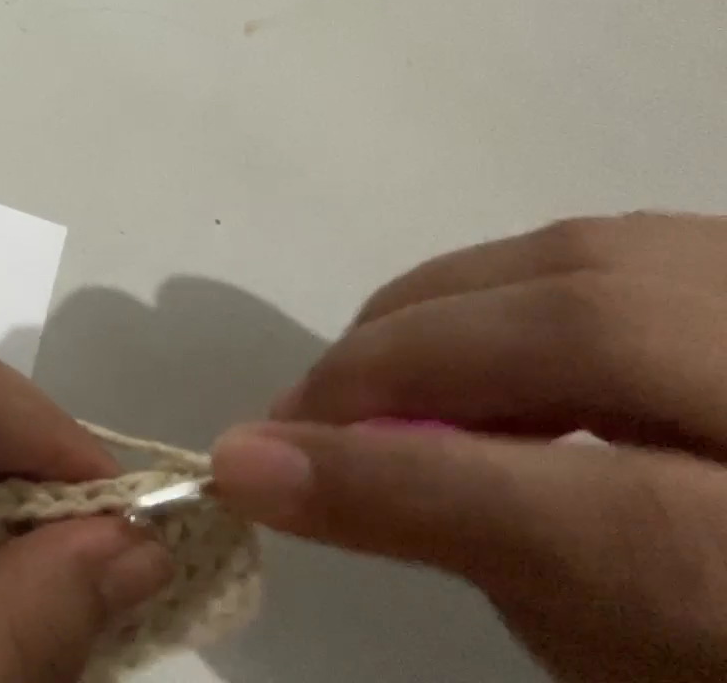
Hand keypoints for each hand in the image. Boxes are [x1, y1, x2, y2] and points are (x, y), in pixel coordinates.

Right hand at [210, 213, 726, 680]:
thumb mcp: (638, 667)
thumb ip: (490, 560)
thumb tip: (307, 463)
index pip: (603, 519)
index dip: (395, 480)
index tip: (240, 466)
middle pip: (589, 335)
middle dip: (396, 368)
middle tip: (301, 416)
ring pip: (587, 256)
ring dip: (429, 314)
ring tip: (367, 374)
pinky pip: (610, 238)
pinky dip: (495, 284)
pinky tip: (457, 337)